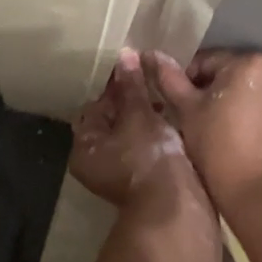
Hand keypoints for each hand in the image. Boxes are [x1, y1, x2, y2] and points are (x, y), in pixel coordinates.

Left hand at [70, 48, 202, 208]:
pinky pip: (146, 147)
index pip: (94, 107)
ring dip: (146, 116)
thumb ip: (131, 86)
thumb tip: (124, 55)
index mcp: (85, 147)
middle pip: (112, 121)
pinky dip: (156, 133)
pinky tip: (173, 118)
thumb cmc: (148, 157)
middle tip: (152, 81)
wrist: (177, 207)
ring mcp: (121, 172)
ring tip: (166, 96)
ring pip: (131, 134)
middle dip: (132, 101)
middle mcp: (97, 161)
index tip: (135, 69)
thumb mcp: (138, 116)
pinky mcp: (144, 178)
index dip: (114, 86)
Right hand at [144, 48, 261, 208]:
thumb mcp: (187, 111)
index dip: (190, 81)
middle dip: (220, 88)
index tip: (183, 104)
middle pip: (238, 73)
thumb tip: (151, 53)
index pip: (209, 61)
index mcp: (249, 61)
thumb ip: (170, 78)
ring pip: (260, 88)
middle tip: (205, 117)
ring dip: (245, 99)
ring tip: (231, 127)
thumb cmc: (216, 147)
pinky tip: (254, 135)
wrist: (258, 193)